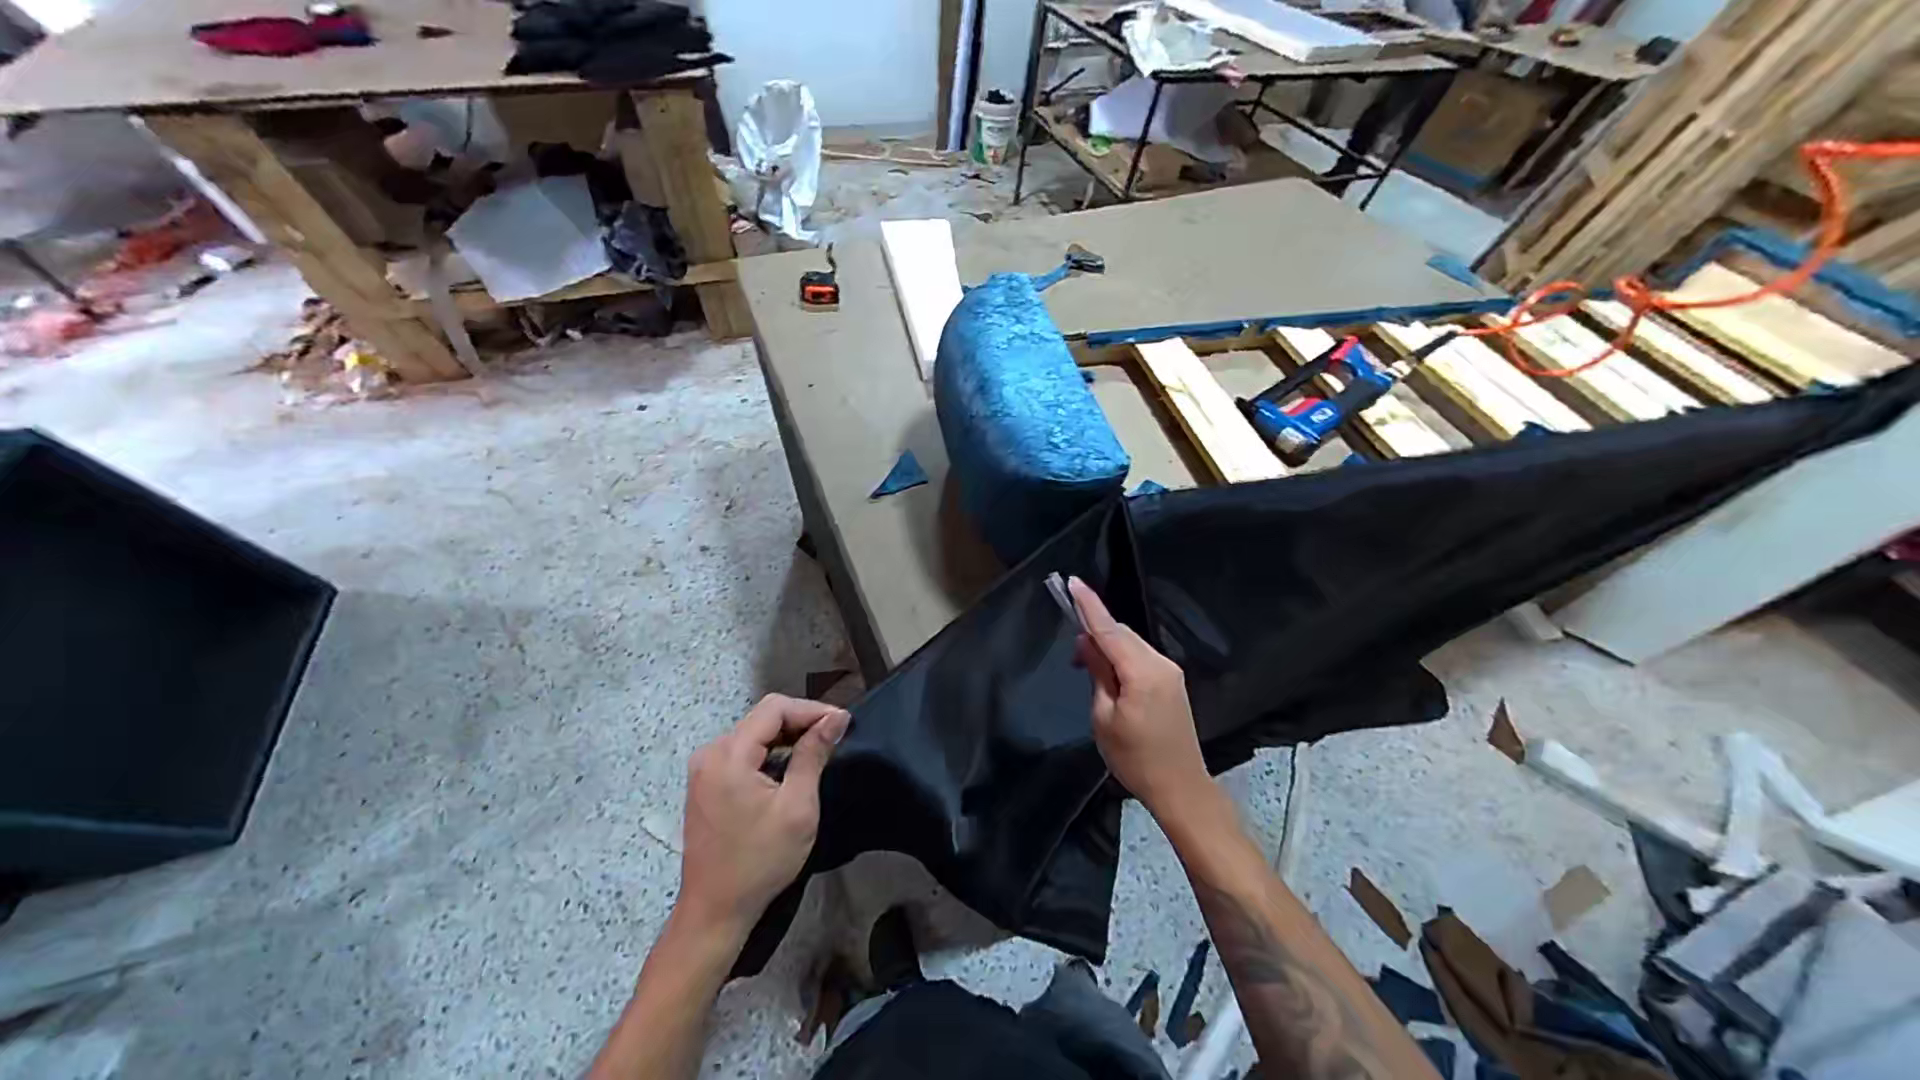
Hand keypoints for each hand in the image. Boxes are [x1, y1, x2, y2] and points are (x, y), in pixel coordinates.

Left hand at [677, 694, 849, 933]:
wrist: (715, 910)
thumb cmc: (760, 861)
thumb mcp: (797, 807)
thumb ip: (813, 755)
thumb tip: (836, 718)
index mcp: (729, 755)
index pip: (774, 708)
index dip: (811, 709)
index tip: (842, 723)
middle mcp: (710, 753)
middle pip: (762, 718)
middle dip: (801, 721)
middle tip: (835, 736)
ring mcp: (704, 769)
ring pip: (753, 734)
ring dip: (786, 738)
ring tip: (818, 751)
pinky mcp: (705, 784)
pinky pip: (742, 753)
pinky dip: (769, 753)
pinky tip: (790, 769)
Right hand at [1069, 577, 1210, 819]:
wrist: (1180, 787)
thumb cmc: (1135, 759)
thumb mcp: (1103, 718)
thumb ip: (1097, 673)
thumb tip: (1088, 644)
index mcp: (1143, 672)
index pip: (1110, 629)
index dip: (1088, 605)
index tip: (1072, 581)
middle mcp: (1161, 664)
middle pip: (1122, 634)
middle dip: (1095, 631)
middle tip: (1072, 654)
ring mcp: (1170, 672)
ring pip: (1131, 644)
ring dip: (1108, 646)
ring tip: (1085, 666)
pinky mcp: (1172, 682)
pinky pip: (1141, 657)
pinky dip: (1121, 658)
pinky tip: (1108, 673)